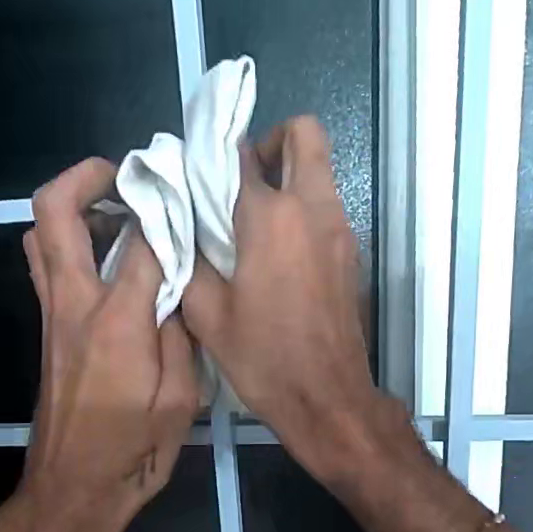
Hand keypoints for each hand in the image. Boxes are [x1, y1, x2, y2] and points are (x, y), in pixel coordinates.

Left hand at [0, 158, 201, 531]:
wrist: (71, 489)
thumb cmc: (132, 452)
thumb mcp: (179, 401)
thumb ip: (181, 336)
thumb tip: (178, 289)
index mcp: (117, 322)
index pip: (139, 240)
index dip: (164, 208)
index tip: (185, 192)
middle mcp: (75, 306)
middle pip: (55, 213)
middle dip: (85, 177)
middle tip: (125, 176)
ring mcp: (53, 316)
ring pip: (41, 235)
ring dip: (73, 208)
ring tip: (119, 212)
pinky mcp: (48, 331)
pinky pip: (47, 265)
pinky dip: (71, 241)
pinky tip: (111, 259)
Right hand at [182, 116, 390, 479]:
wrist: (327, 397)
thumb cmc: (263, 357)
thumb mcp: (206, 312)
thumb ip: (188, 256)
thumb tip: (180, 226)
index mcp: (272, 216)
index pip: (242, 153)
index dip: (218, 155)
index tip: (203, 175)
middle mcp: (314, 208)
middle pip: (304, 134)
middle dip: (271, 142)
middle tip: (242, 181)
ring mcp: (341, 230)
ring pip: (320, 171)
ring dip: (290, 176)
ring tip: (255, 221)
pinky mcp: (352, 254)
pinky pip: (327, 208)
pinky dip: (304, 210)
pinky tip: (278, 252)